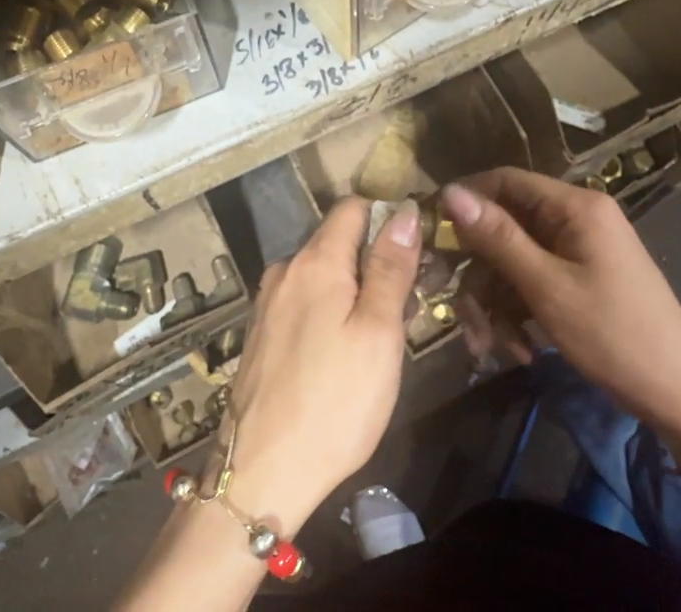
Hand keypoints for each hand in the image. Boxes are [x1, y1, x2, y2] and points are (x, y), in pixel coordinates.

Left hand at [221, 198, 419, 534]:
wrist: (263, 472)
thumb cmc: (335, 401)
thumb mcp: (378, 332)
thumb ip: (391, 268)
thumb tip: (405, 212)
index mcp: (314, 261)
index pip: (353, 208)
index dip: (390, 218)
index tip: (419, 251)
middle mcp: (284, 272)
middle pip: (338, 243)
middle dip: (376, 263)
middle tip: (409, 308)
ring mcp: (267, 306)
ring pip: (322, 278)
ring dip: (354, 293)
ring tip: (381, 340)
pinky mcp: (261, 337)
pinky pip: (304, 306)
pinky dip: (330, 315)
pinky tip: (343, 357)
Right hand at [442, 169, 680, 427]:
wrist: (677, 393)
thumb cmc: (613, 335)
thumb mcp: (546, 287)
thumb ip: (497, 238)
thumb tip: (450, 192)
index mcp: (575, 207)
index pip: (505, 181)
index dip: (465, 203)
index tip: (430, 238)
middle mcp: (576, 219)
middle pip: (505, 229)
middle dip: (480, 277)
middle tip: (465, 319)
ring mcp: (579, 251)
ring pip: (513, 263)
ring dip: (496, 305)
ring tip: (492, 348)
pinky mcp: (580, 280)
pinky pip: (533, 284)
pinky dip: (519, 315)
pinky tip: (519, 351)